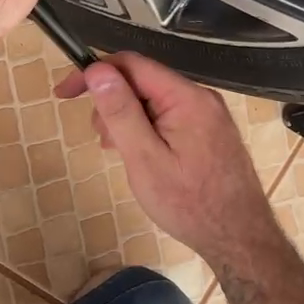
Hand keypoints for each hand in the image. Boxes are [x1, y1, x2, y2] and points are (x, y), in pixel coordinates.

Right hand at [55, 53, 283, 267]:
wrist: (238, 238)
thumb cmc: (187, 203)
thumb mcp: (144, 158)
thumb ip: (121, 111)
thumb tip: (97, 71)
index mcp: (186, 98)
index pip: (131, 64)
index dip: (94, 73)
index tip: (65, 93)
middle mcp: (200, 97)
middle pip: (142, 81)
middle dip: (111, 102)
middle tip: (101, 140)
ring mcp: (207, 114)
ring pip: (153, 100)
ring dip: (126, 118)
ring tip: (120, 152)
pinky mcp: (208, 131)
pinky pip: (167, 116)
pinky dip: (144, 128)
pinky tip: (140, 155)